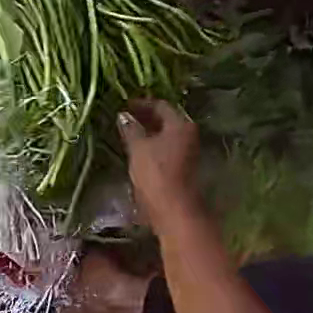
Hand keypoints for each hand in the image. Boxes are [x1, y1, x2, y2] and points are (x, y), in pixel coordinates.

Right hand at [117, 100, 203, 237]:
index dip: (140, 103)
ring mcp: (188, 151)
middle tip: (123, 117)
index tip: (123, 105)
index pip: (160, 105)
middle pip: (165, 119)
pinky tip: (137, 149)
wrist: (173, 209)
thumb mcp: (138, 148)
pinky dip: (152, 144)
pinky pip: (166, 147)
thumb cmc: (155, 173)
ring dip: (148, 132)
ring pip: (165, 135)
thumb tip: (123, 116)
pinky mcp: (183, 166)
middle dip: (144, 117)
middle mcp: (189, 134)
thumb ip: (130, 129)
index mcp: (181, 124)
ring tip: (127, 132)